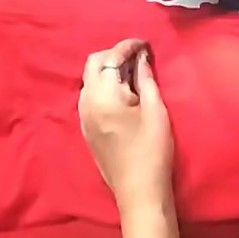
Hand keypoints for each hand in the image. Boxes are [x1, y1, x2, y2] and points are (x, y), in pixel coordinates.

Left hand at [79, 39, 175, 214]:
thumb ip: (146, 79)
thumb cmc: (153, 151)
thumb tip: (142, 57)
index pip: (110, 58)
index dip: (128, 47)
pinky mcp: (86, 127)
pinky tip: (122, 90)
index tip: (145, 44)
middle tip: (139, 57)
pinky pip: (90, 94)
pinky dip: (103, 84)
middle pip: (93, 63)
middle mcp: (86, 102)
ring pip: (90, 78)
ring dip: (107, 69)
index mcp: (103, 96)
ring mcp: (83, 115)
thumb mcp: (155, 110)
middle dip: (114, 54)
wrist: (139, 193)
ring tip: (132, 72)